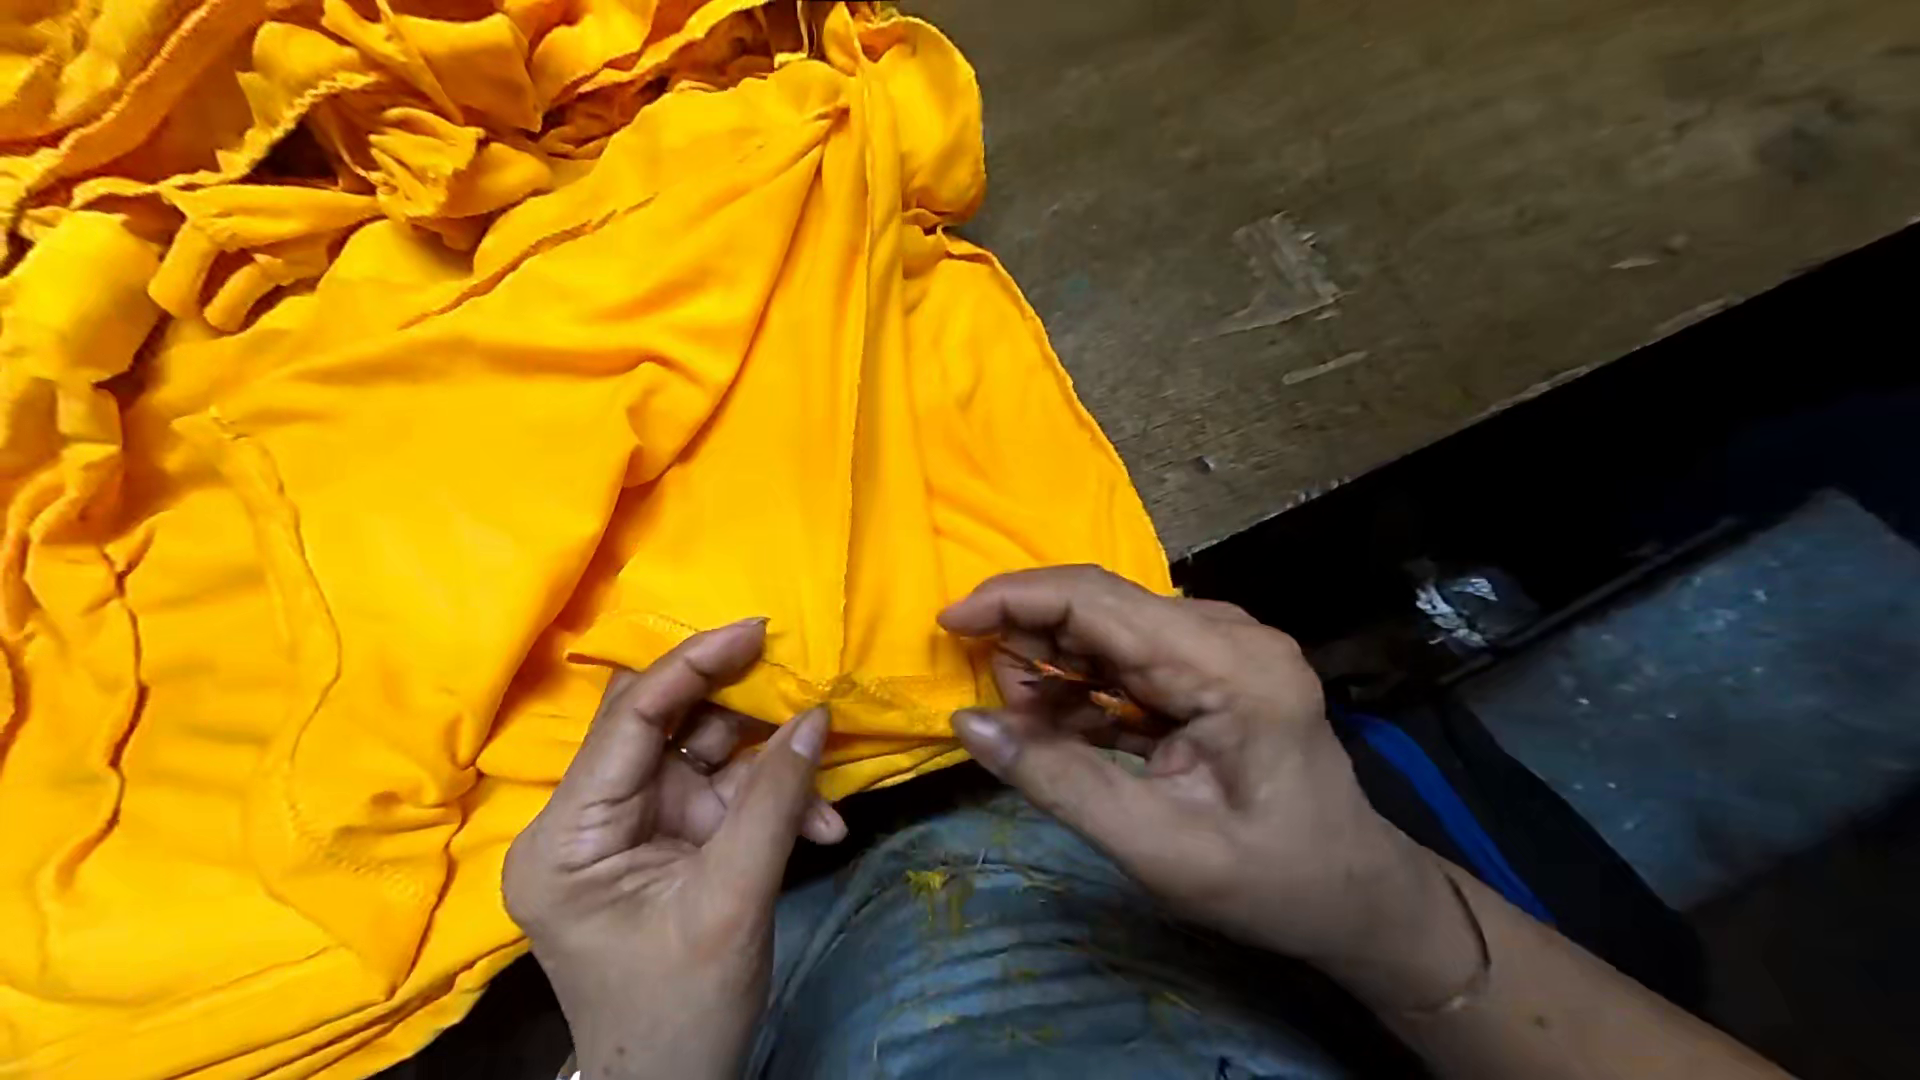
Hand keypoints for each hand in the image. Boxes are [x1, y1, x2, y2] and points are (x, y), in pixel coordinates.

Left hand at [502, 620, 842, 1079]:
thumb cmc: (682, 1006)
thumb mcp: (733, 899)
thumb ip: (775, 800)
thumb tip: (815, 716)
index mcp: (572, 833)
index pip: (629, 719)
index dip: (692, 664)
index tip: (754, 630)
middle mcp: (596, 813)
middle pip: (672, 725)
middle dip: (741, 711)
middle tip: (799, 690)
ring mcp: (640, 820)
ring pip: (712, 755)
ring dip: (774, 768)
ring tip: (823, 796)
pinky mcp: (677, 832)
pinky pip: (733, 791)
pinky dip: (778, 802)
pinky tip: (822, 829)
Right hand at [942, 566, 1476, 999]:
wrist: (1355, 892)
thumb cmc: (1270, 881)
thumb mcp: (1156, 847)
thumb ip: (1056, 780)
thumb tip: (968, 724)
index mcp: (1228, 667)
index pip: (1098, 599)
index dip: (1014, 599)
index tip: (949, 621)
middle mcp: (1225, 632)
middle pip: (1096, 605)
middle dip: (1029, 643)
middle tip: (1001, 710)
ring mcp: (1218, 641)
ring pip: (1102, 627)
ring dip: (1052, 669)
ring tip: (1036, 729)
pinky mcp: (1206, 658)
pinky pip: (1122, 652)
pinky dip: (1080, 684)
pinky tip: (1067, 725)